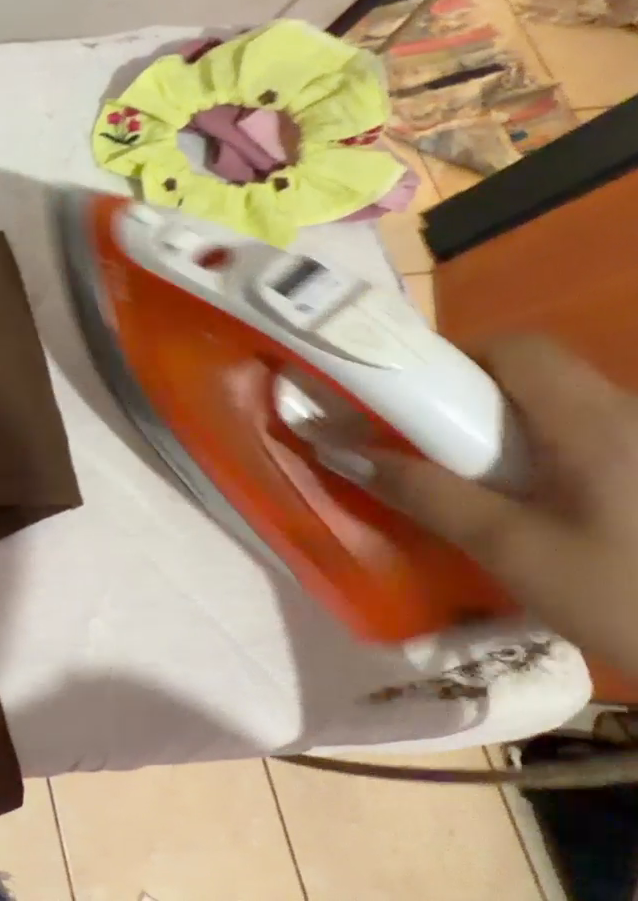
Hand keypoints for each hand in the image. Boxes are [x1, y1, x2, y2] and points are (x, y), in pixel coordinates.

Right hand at [325, 337, 637, 671]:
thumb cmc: (625, 595)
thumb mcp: (509, 549)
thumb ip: (424, 492)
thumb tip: (336, 448)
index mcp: (594, 422)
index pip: (515, 349)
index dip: (453, 360)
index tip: (407, 403)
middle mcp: (632, 417)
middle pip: (536, 376)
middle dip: (469, 403)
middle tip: (431, 452)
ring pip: (562, 411)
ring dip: (507, 434)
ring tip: (481, 488)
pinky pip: (592, 440)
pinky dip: (545, 456)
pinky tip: (541, 508)